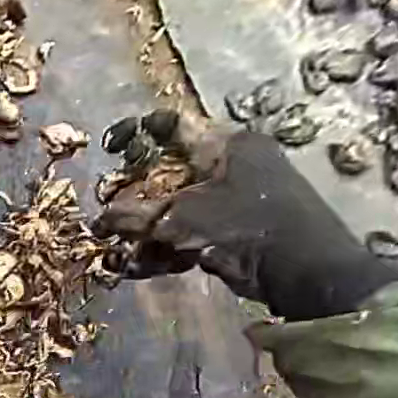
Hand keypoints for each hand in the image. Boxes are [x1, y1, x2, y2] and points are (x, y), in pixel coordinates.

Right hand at [93, 109, 397, 319]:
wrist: (298, 268)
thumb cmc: (241, 225)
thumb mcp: (176, 217)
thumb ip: (130, 216)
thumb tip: (98, 219)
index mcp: (226, 145)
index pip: (174, 128)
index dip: (138, 135)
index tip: (108, 148)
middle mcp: (230, 166)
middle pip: (166, 177)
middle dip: (133, 203)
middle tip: (108, 220)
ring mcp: (232, 199)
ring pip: (172, 210)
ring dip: (143, 235)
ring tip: (123, 256)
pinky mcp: (231, 229)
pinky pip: (185, 234)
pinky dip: (163, 251)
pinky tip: (143, 267)